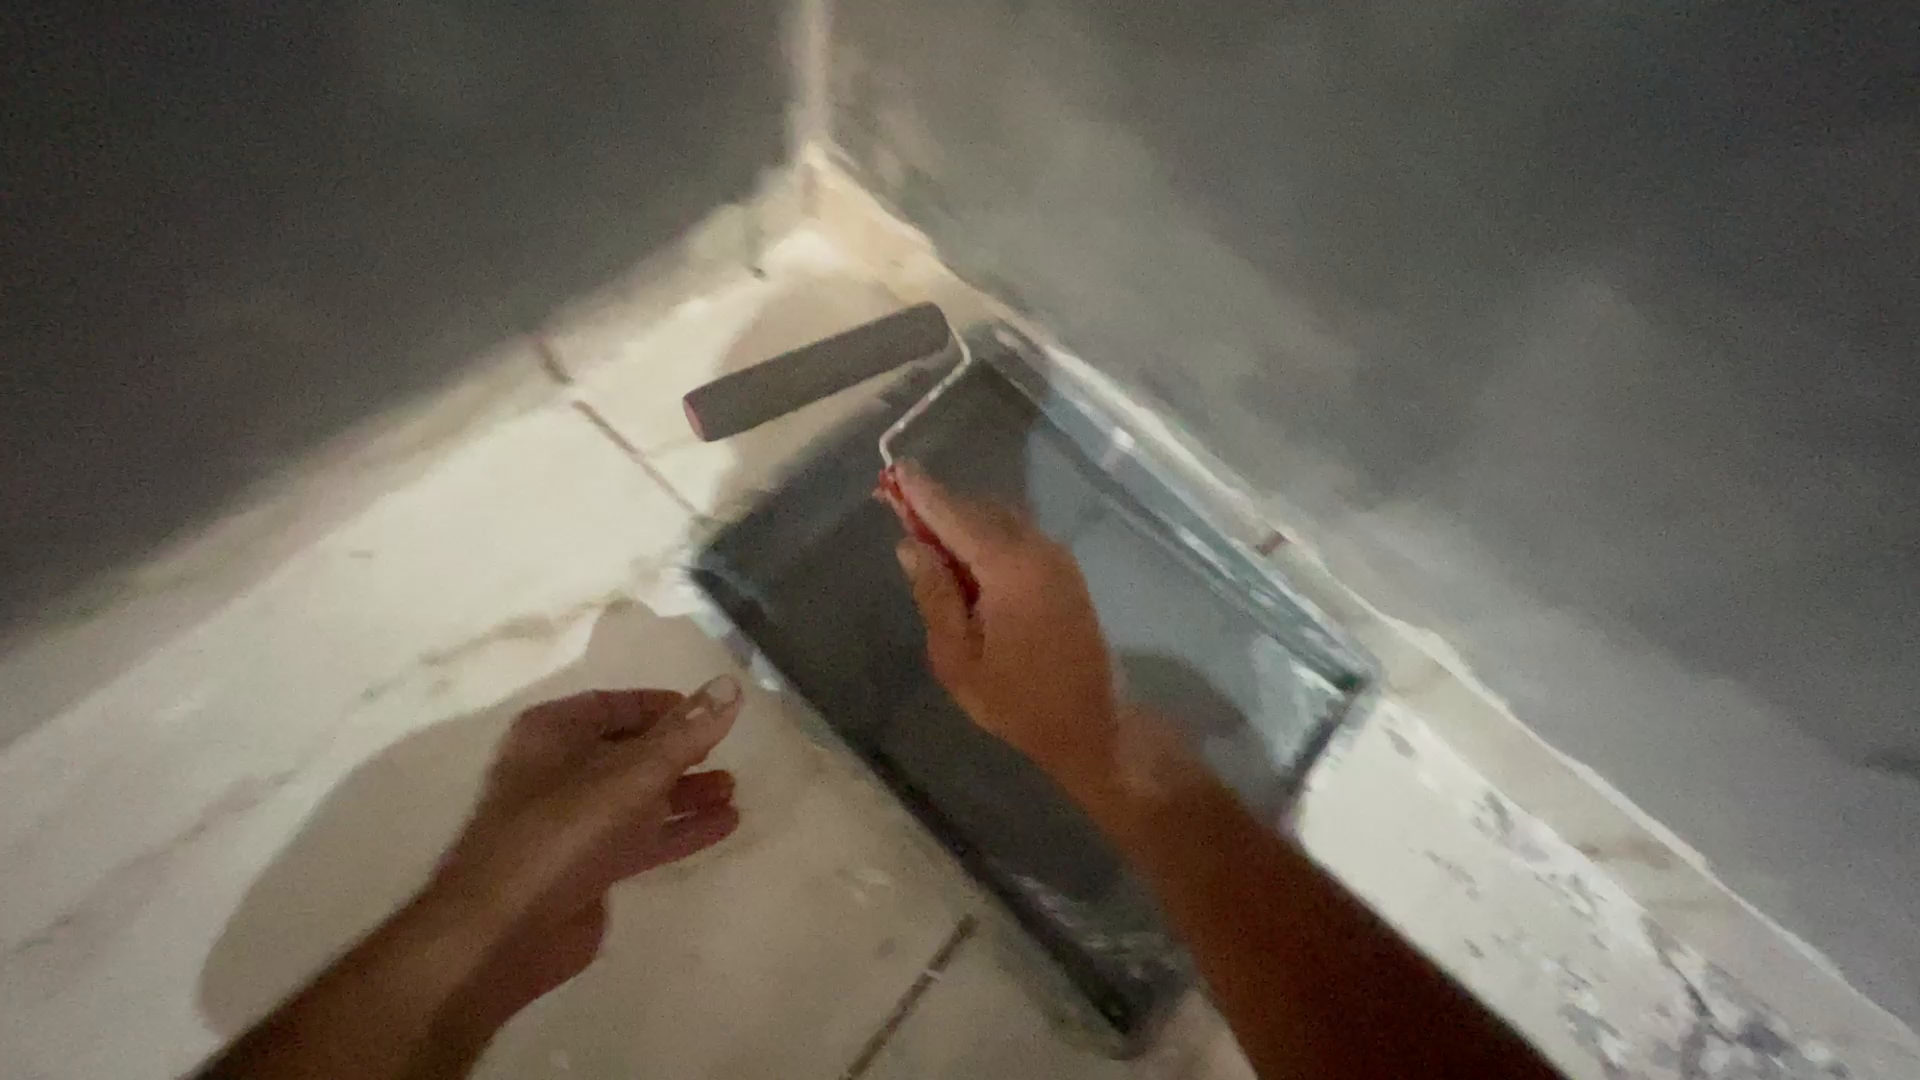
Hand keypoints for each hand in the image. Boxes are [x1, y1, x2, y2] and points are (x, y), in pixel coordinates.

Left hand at [429, 677, 743, 1020]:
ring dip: (686, 791)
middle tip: (726, 751)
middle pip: (632, 750)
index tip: (709, 710)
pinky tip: (725, 824)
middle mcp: (560, 770)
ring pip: (640, 795)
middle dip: (681, 752)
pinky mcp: (587, 865)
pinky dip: (679, 828)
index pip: (616, 704)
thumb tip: (731, 684)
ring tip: (732, 789)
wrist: (503, 934)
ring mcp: (573, 821)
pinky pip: (642, 836)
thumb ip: (688, 730)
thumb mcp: (636, 771)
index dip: (663, 705)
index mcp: (555, 733)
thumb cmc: (566, 829)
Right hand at [888, 465, 1117, 789]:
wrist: (1092, 724)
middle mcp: (1038, 549)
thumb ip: (934, 594)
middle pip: (979, 511)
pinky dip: (986, 536)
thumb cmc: (1018, 700)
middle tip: (899, 502)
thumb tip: (911, 545)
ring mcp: (1057, 558)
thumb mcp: (958, 657)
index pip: (956, 515)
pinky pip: (1017, 538)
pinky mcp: (1065, 572)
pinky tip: (964, 558)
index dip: (922, 493)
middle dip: (939, 504)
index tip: (895, 469)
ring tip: (925, 534)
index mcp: (1010, 567)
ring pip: (1000, 521)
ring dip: (963, 521)